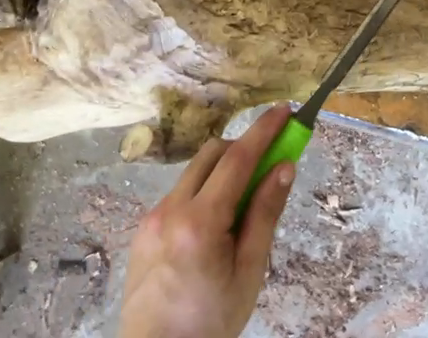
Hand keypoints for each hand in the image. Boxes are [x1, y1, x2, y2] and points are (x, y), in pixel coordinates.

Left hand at [118, 104, 296, 337]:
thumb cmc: (211, 320)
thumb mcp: (249, 271)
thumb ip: (265, 214)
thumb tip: (284, 167)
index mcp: (201, 222)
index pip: (238, 159)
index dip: (264, 130)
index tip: (285, 110)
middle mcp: (171, 210)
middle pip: (212, 154)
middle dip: (243, 148)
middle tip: (270, 162)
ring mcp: (152, 218)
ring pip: (194, 172)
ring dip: (222, 171)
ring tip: (242, 206)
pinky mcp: (143, 230)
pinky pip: (179, 194)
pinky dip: (203, 192)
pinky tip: (214, 226)